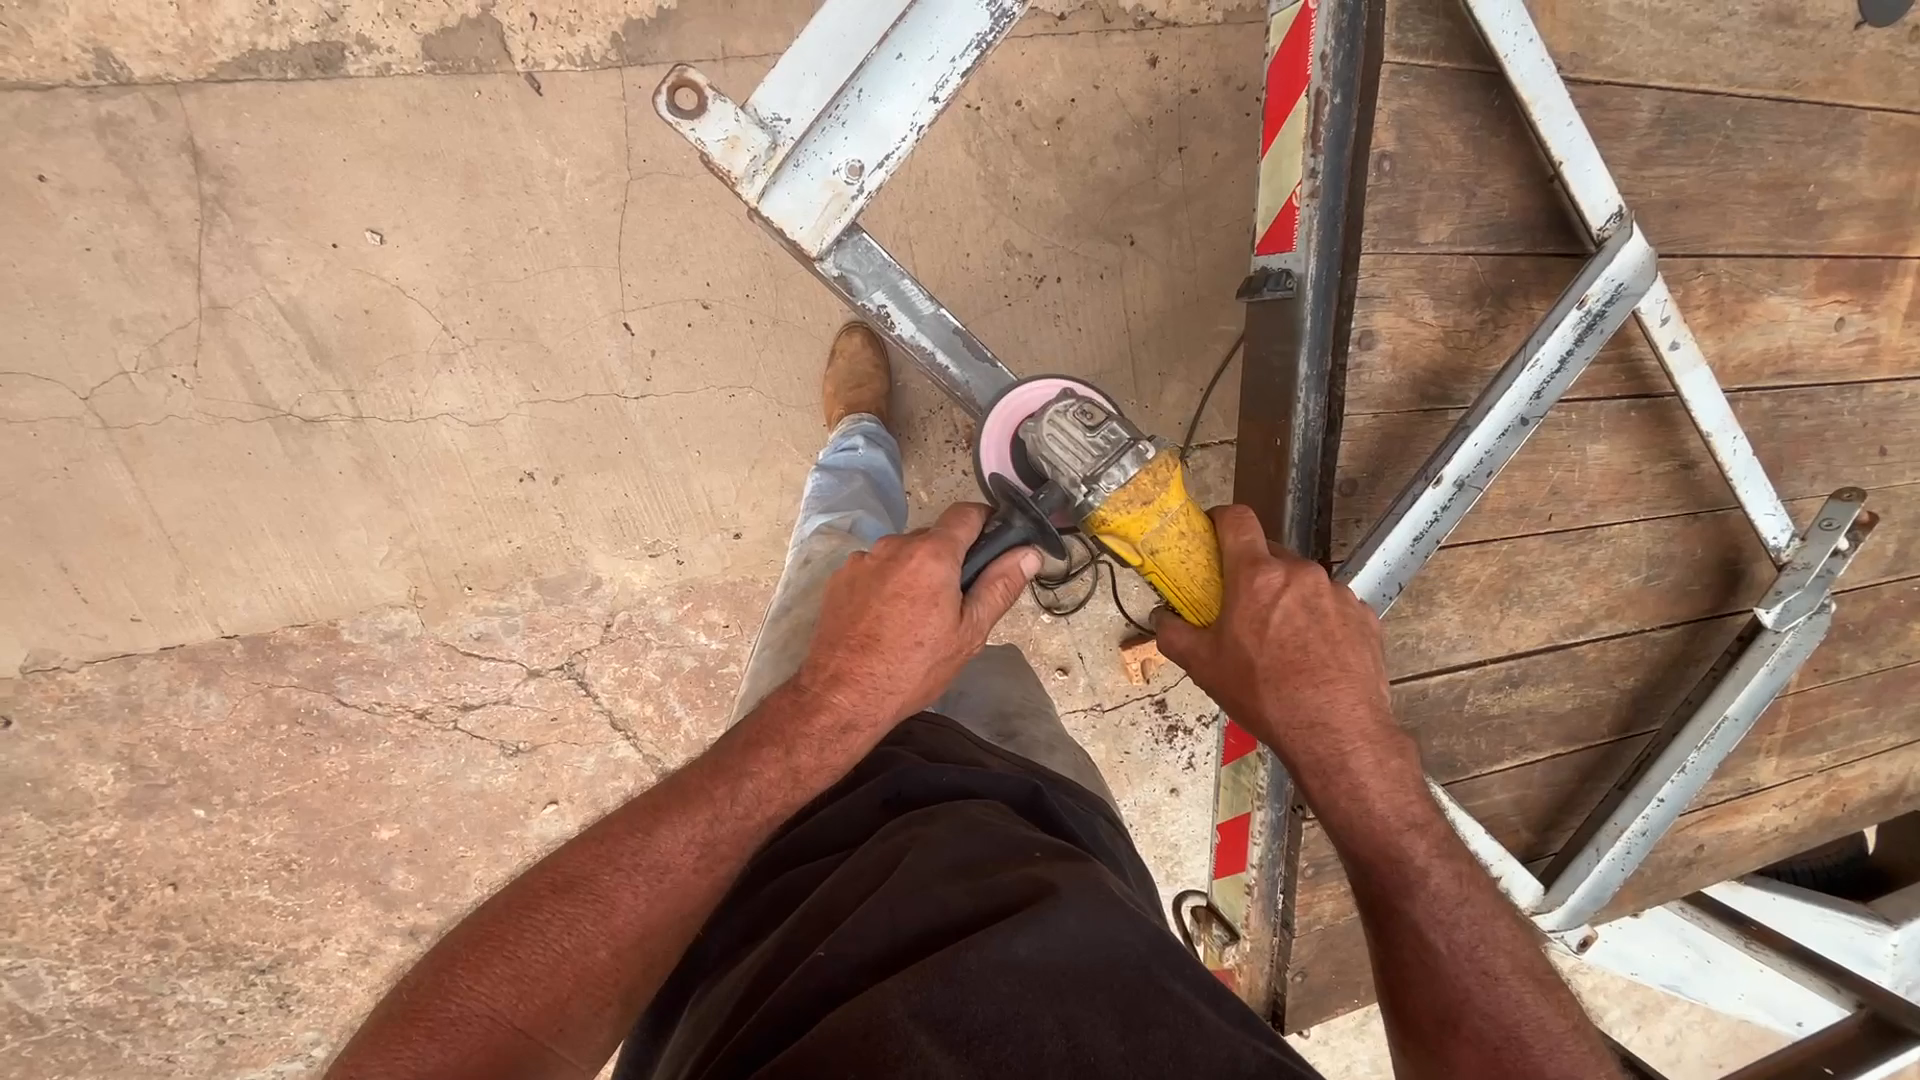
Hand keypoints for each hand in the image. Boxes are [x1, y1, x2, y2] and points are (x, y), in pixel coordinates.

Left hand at [791, 502, 1040, 731]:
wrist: (843, 694)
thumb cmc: (912, 667)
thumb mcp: (969, 632)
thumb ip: (1000, 586)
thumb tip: (1028, 554)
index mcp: (932, 554)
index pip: (966, 513)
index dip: (986, 522)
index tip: (993, 544)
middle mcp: (895, 545)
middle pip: (934, 537)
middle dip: (949, 559)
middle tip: (956, 602)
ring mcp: (863, 559)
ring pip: (904, 555)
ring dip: (916, 573)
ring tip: (916, 619)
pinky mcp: (841, 577)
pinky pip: (876, 569)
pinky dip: (887, 585)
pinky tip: (886, 621)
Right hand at [1152, 505, 1410, 789]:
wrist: (1338, 733)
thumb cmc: (1263, 694)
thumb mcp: (1202, 667)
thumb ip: (1172, 634)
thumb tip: (1161, 618)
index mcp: (1257, 575)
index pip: (1237, 518)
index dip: (1220, 519)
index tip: (1211, 536)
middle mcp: (1300, 573)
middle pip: (1269, 555)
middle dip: (1252, 573)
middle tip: (1241, 609)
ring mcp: (1338, 593)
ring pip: (1301, 583)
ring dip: (1286, 599)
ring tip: (1281, 643)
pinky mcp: (1366, 617)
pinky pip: (1332, 607)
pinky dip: (1318, 621)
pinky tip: (1313, 657)